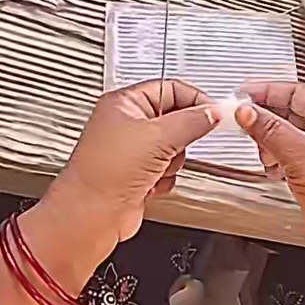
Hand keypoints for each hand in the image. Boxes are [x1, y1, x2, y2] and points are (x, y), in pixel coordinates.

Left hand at [48, 80, 220, 247]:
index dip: (194, 99)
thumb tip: (212, 112)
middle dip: (179, 138)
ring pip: (174, 147)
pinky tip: (149, 183)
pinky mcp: (137, 173)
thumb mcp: (159, 137)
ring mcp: (132, 151)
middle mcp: (126, 124)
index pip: (169, 88)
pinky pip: (167, 169)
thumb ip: (192, 121)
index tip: (212, 113)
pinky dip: (164, 178)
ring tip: (155, 167)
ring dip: (171, 161)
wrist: (92, 215)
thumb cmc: (106, 172)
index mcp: (124, 103)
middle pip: (175, 119)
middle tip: (172, 145)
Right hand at [234, 82, 304, 250]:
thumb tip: (247, 111)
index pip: (299, 91)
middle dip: (268, 121)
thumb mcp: (300, 156)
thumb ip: (269, 129)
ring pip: (289, 131)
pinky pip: (291, 150)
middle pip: (292, 110)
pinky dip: (278, 156)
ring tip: (266, 154)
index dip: (268, 92)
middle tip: (244, 122)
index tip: (243, 95)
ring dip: (271, 141)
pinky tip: (274, 166)